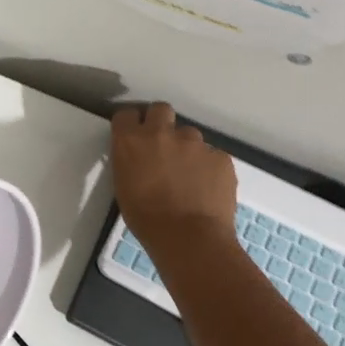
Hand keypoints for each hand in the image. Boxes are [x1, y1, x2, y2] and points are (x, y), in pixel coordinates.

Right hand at [111, 102, 237, 252]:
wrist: (188, 236)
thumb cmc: (144, 216)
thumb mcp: (123, 183)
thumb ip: (131, 160)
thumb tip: (141, 156)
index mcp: (130, 141)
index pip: (126, 114)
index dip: (130, 123)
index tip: (132, 135)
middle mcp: (162, 133)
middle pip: (161, 109)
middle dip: (160, 121)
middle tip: (161, 144)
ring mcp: (195, 143)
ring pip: (189, 135)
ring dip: (186, 147)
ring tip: (187, 173)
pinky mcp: (221, 157)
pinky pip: (211, 155)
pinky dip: (207, 166)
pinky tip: (205, 187)